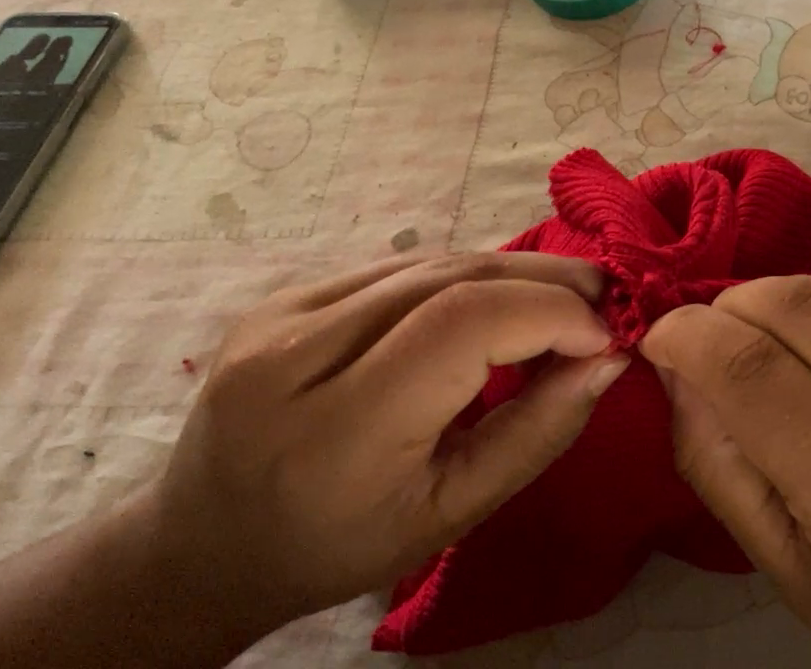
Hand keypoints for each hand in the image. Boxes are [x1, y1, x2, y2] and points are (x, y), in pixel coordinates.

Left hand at [141, 251, 628, 630]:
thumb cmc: (338, 548)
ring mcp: (280, 315)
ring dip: (513, 273)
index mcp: (336, 430)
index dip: (551, 312)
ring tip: (562, 299)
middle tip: (603, 301)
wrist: (202, 546)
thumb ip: (538, 432)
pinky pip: (400, 267)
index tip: (605, 338)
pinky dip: (466, 277)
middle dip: (547, 279)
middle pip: (452, 276)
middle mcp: (296, 355)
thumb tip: (608, 357)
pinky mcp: (282, 297)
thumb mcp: (453, 512)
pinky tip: (493, 302)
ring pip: (432, 261)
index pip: (464, 324)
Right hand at [641, 275, 810, 668]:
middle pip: (801, 308)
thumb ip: (721, 469)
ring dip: (786, 300)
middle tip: (709, 330)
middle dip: (732, 303)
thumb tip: (678, 370)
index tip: (659, 334)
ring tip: (772, 343)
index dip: (690, 337)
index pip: (755, 376)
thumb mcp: (791, 574)